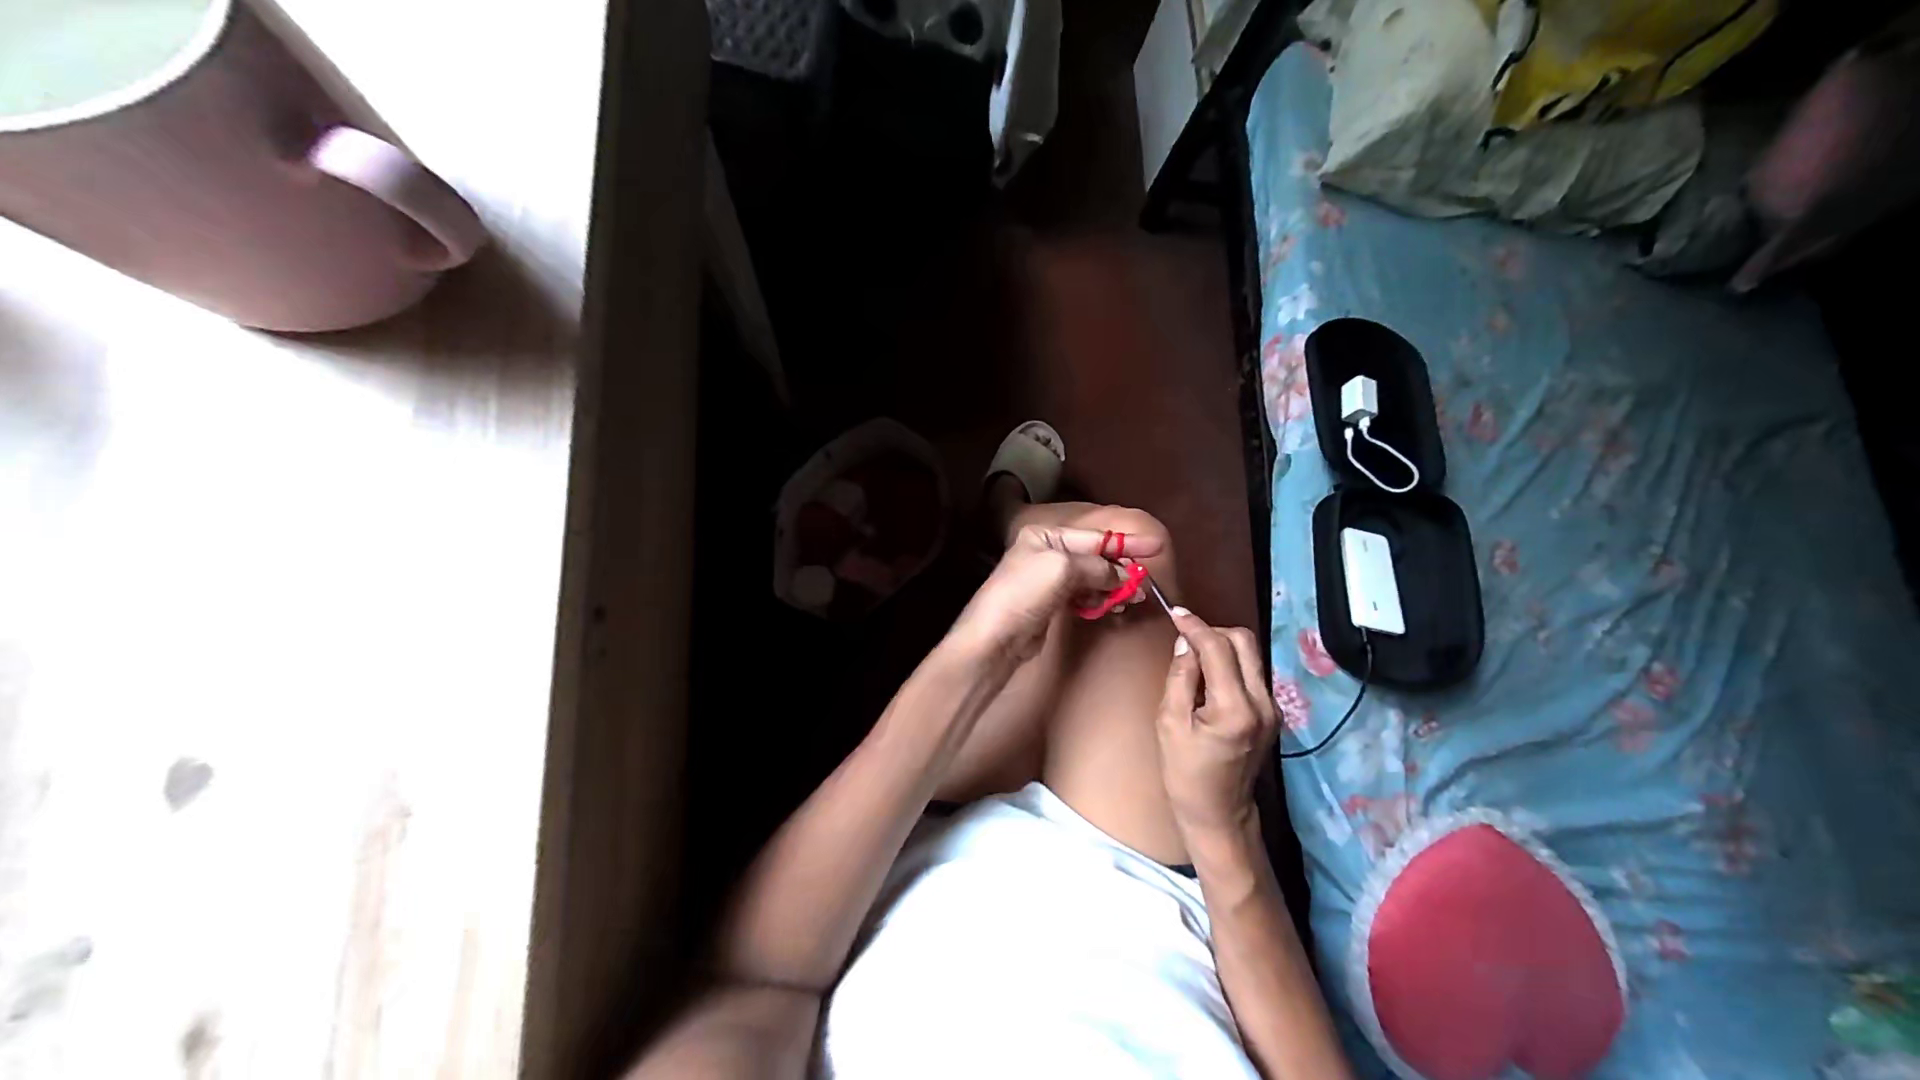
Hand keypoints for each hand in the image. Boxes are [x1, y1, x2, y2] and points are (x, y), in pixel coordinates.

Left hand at [946, 520, 1164, 663]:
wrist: (993, 639)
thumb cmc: (1023, 594)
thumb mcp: (1062, 569)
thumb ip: (1097, 567)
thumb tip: (1124, 575)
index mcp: (1045, 535)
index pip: (1094, 536)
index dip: (1126, 542)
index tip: (1157, 545)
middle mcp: (1046, 552)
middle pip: (1095, 557)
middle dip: (1120, 569)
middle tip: (1144, 583)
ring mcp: (1048, 579)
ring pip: (1092, 579)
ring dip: (1112, 588)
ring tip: (1130, 599)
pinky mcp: (1051, 603)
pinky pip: (1084, 596)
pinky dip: (1098, 600)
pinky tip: (1110, 607)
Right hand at [1156, 611, 1276, 840]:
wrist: (1220, 814)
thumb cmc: (1186, 774)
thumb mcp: (1170, 724)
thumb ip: (1180, 678)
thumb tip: (1183, 643)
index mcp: (1235, 708)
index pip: (1218, 649)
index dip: (1195, 626)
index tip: (1175, 613)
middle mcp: (1263, 703)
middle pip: (1244, 642)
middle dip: (1212, 632)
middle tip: (1184, 639)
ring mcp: (1272, 708)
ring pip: (1250, 655)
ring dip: (1221, 647)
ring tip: (1192, 660)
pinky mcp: (1272, 713)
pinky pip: (1251, 673)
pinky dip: (1229, 664)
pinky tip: (1208, 680)